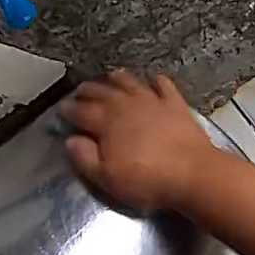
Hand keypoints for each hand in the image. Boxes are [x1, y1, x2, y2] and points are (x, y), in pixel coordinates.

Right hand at [61, 71, 225, 211]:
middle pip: (104, 94)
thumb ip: (85, 158)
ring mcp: (153, 102)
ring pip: (131, 84)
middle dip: (90, 90)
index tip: (62, 109)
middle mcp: (127, 106)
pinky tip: (154, 78)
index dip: (70, 110)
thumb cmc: (146, 179)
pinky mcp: (176, 105)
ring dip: (119, 79)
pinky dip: (157, 81)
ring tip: (110, 75)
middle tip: (81, 88)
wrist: (192, 172)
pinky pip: (164, 87)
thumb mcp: (107, 177)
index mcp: (107, 123)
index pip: (82, 113)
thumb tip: (71, 141)